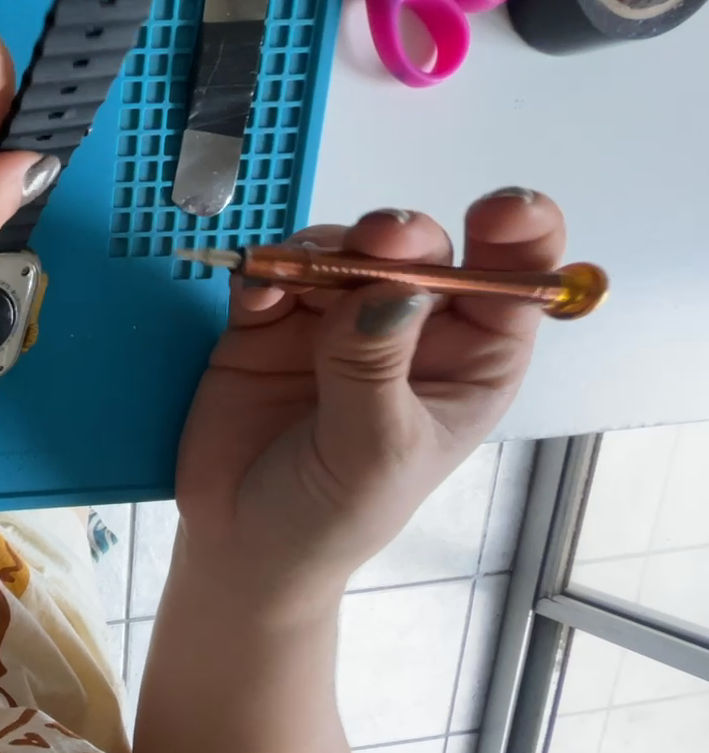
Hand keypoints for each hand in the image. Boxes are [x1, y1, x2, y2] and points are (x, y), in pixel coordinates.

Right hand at [173, 190, 564, 599]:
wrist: (238, 540)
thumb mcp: (373, 449)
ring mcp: (322, 331)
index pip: (509, 282)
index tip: (496, 212)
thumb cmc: (331, 511)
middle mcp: (397, 333)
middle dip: (397, 239)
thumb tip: (386, 291)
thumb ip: (374, 370)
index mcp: (461, 362)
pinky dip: (259, 277)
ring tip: (294, 271)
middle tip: (376, 243)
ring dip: (319, 251)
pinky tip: (256, 291)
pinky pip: (264, 287)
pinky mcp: (259, 335)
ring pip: (333, 259)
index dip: (513, 237)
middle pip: (412, 257)